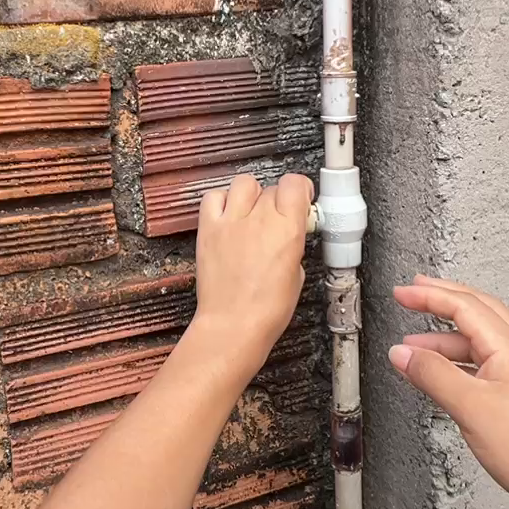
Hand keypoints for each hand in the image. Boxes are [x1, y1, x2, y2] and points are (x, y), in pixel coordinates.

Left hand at [190, 173, 313, 380]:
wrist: (233, 325)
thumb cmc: (266, 310)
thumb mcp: (297, 275)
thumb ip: (292, 246)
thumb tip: (288, 237)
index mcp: (288, 230)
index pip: (295, 184)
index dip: (299, 189)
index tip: (299, 198)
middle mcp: (260, 219)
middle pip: (272, 187)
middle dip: (277, 200)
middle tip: (276, 219)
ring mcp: (231, 221)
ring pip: (244, 183)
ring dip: (251, 194)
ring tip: (251, 212)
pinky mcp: (209, 228)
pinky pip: (213, 197)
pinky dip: (221, 201)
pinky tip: (228, 216)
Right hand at [388, 276, 508, 508]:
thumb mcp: (471, 409)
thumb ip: (432, 375)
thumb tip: (402, 353)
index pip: (464, 305)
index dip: (428, 296)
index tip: (401, 292)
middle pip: (479, 310)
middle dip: (443, 299)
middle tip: (415, 292)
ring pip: (484, 339)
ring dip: (448, 336)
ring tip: (416, 347)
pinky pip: (491, 362)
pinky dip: (463, 359)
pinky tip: (448, 374)